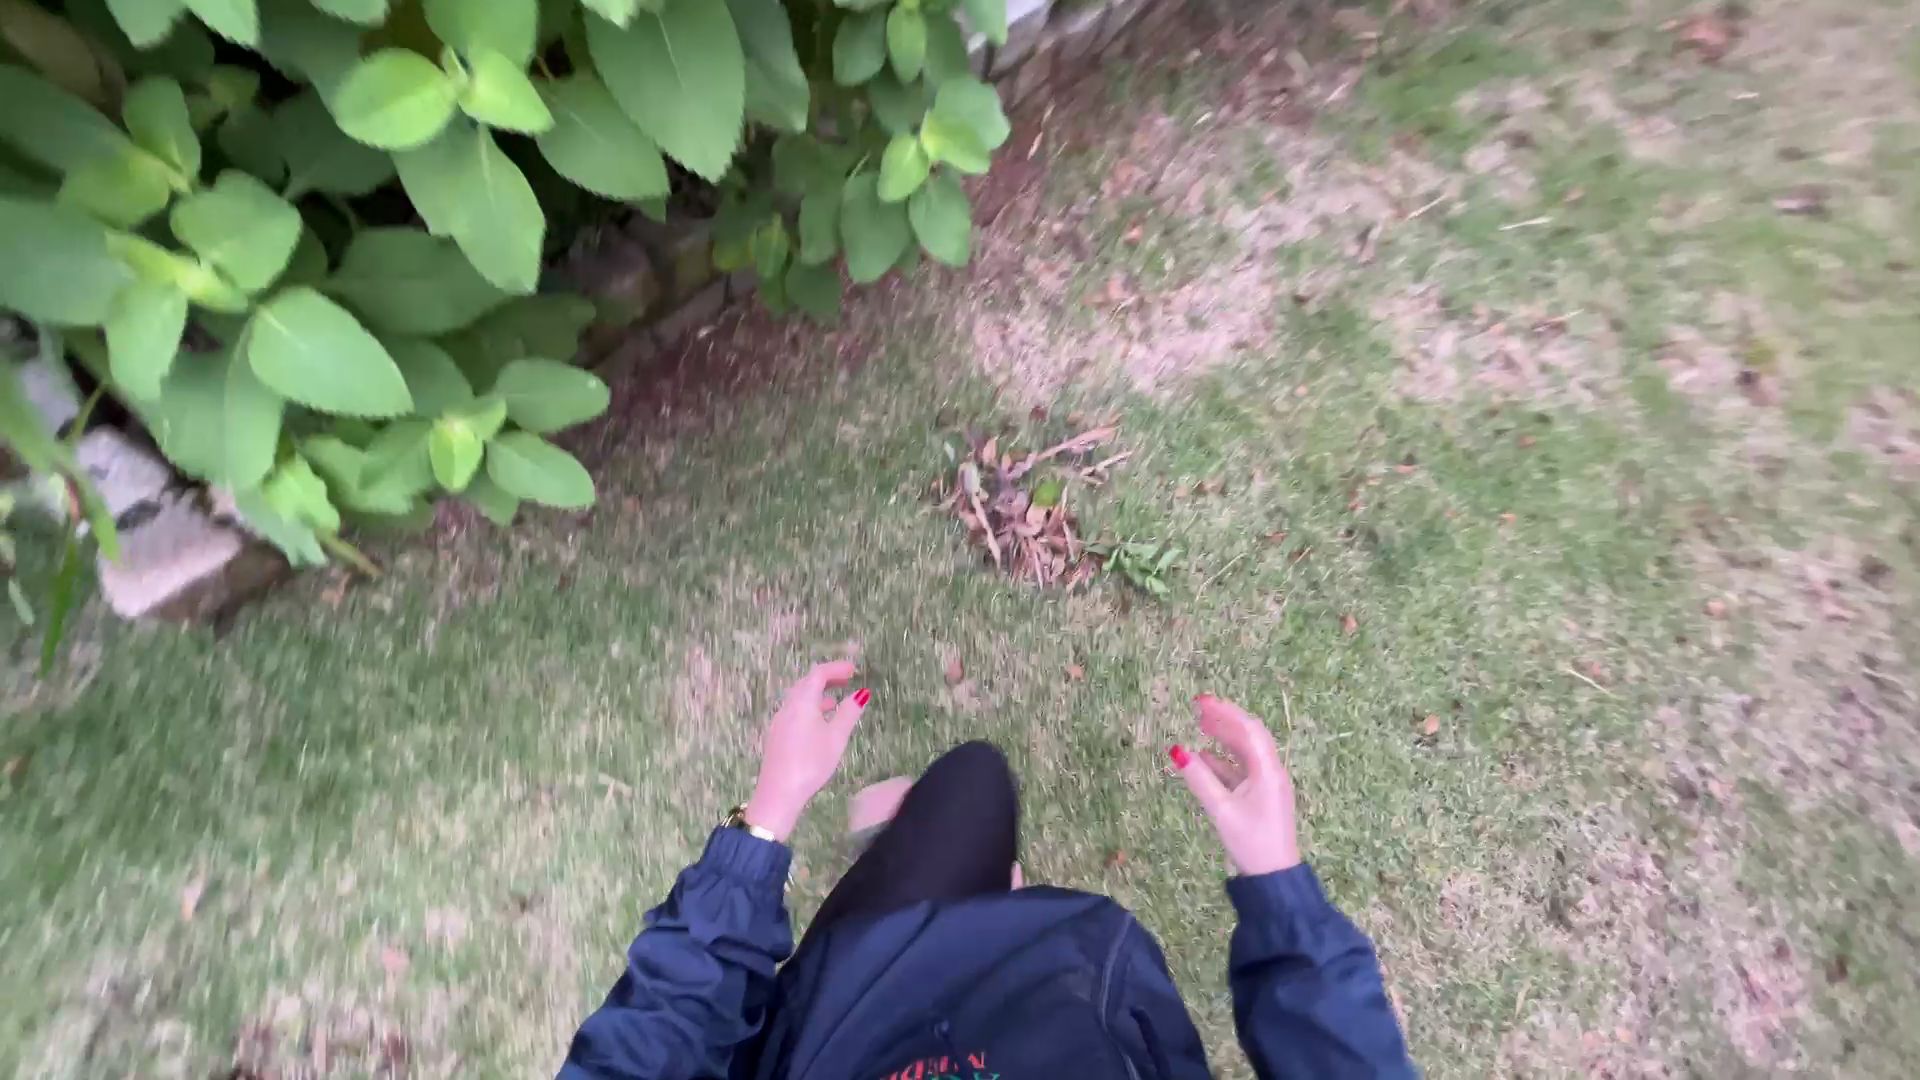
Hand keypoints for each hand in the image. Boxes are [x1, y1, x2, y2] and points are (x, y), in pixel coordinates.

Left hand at [744, 662, 868, 841]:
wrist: (778, 794)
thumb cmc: (811, 763)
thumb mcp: (836, 738)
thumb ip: (849, 713)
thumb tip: (861, 693)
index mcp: (802, 703)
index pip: (818, 674)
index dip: (836, 668)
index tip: (853, 669)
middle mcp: (788, 707)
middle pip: (806, 683)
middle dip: (826, 678)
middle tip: (846, 680)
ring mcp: (779, 722)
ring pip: (798, 698)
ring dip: (817, 693)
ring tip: (835, 700)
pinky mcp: (776, 736)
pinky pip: (794, 711)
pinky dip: (809, 707)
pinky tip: (818, 722)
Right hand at [1171, 694, 1300, 875]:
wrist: (1275, 878)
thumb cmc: (1251, 842)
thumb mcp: (1221, 810)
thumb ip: (1199, 779)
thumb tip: (1177, 751)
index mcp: (1267, 771)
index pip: (1248, 730)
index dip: (1226, 712)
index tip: (1201, 701)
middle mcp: (1270, 772)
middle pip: (1249, 737)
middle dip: (1225, 720)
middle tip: (1198, 708)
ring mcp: (1267, 785)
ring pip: (1245, 752)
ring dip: (1224, 738)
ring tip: (1200, 726)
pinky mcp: (1261, 797)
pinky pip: (1241, 770)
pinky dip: (1223, 760)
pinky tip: (1204, 758)